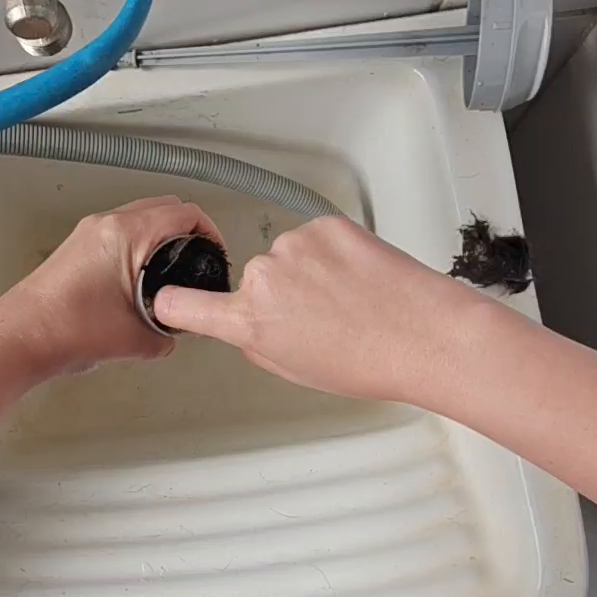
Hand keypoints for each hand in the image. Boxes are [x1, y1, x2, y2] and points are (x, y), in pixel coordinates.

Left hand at [0, 196, 224, 379]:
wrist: (19, 339)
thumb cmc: (64, 331)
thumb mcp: (138, 340)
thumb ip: (169, 333)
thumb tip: (176, 331)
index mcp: (127, 234)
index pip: (185, 212)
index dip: (210, 230)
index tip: (217, 251)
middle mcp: (106, 224)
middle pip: (163, 207)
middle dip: (189, 230)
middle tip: (201, 257)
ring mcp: (88, 232)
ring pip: (139, 218)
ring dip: (162, 235)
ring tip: (173, 269)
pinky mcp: (76, 247)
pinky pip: (119, 232)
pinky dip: (139, 245)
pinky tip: (141, 278)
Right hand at [152, 216, 488, 404]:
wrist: (429, 335)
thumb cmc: (370, 363)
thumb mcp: (297, 371)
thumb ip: (258, 344)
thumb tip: (249, 324)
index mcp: (251, 321)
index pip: (183, 305)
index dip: (173, 304)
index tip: (168, 300)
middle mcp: (264, 277)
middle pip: (255, 280)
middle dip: (279, 293)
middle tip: (323, 316)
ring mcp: (295, 245)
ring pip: (288, 256)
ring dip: (308, 270)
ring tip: (349, 296)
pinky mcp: (327, 224)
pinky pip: (315, 238)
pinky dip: (330, 253)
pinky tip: (359, 276)